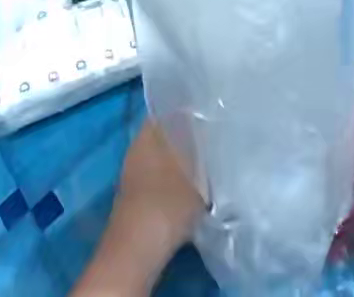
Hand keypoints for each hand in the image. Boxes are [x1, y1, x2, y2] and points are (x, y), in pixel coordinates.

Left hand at [71, 121, 202, 295]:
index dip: (192, 106)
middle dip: (188, 132)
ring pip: (163, 152)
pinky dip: (173, 175)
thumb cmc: (169, 201)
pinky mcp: (135, 193)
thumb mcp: (200, 171)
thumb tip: (219, 131)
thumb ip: (209, 148)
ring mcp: (134, 170)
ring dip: (181, 156)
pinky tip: (191, 183)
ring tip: (207, 159)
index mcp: (150, 129)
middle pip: (167, 129)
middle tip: (214, 134)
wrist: (138, 247)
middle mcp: (138, 144)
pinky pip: (159, 173)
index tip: (213, 109)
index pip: (171, 105)